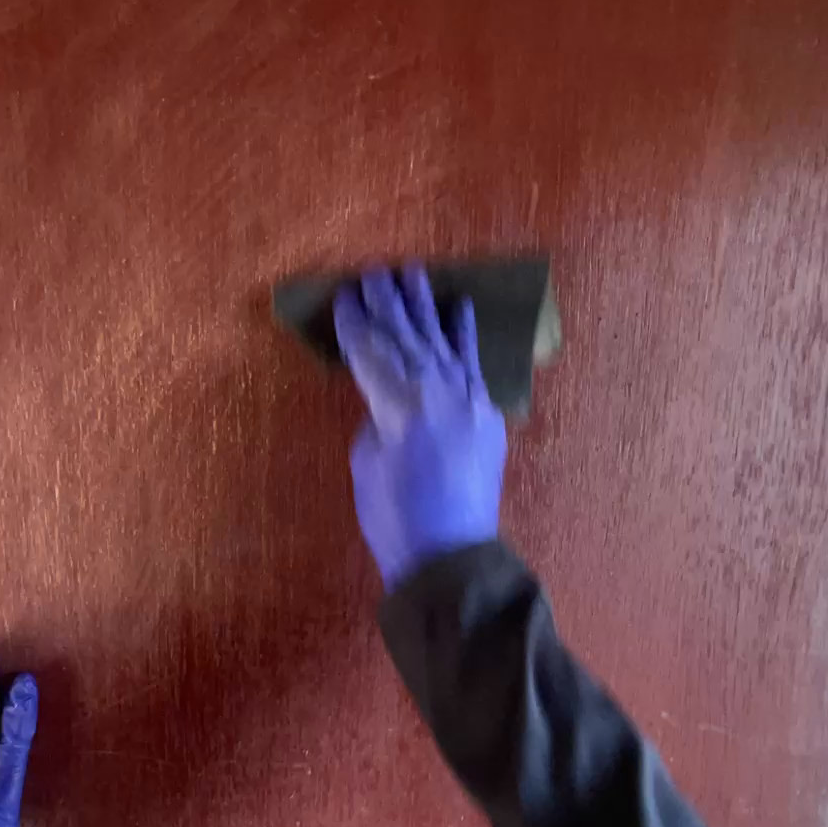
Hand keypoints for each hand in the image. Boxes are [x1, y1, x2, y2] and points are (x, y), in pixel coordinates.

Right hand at [334, 263, 507, 588]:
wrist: (451, 556)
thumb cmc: (394, 517)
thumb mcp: (366, 464)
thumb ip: (376, 419)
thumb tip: (386, 401)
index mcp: (399, 405)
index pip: (370, 353)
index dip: (352, 324)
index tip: (341, 296)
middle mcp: (437, 391)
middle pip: (404, 338)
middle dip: (385, 303)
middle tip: (372, 270)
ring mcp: (468, 399)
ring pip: (440, 342)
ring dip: (423, 307)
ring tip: (411, 272)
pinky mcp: (486, 413)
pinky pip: (473, 365)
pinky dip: (465, 336)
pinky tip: (460, 307)